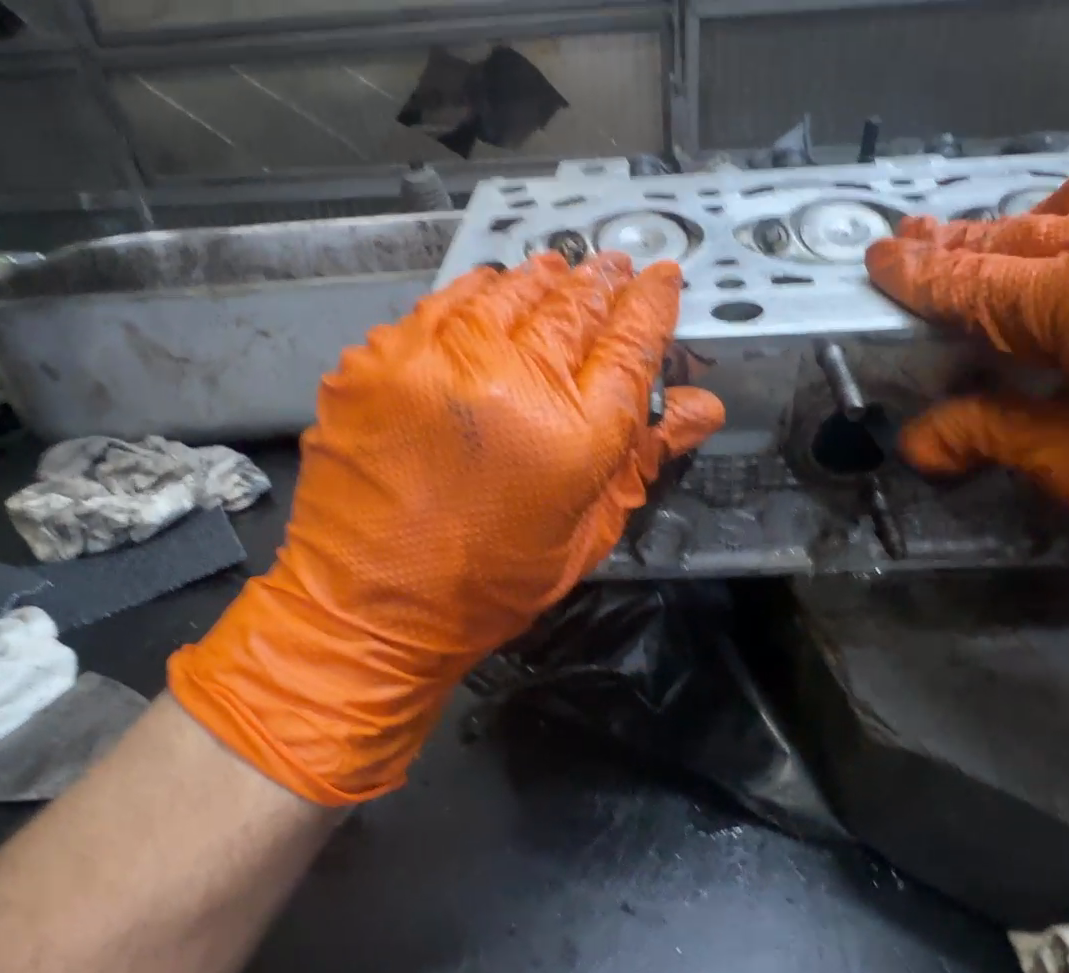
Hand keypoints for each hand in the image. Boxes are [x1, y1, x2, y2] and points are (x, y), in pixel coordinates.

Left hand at [170, 254, 723, 801]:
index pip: (630, 342)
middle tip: (612, 269)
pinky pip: (438, 305)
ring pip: (504, 290)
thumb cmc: (489, 586)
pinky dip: (472, 298)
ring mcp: (433, 361)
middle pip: (571, 306)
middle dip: (600, 283)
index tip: (662, 279)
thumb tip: (701, 407)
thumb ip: (642, 458)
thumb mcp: (585, 534)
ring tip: (554, 274)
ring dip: (538, 281)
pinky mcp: (376, 360)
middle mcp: (506, 379)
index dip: (652, 304)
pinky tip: (484, 301)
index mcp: (572, 433)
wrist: (367, 607)